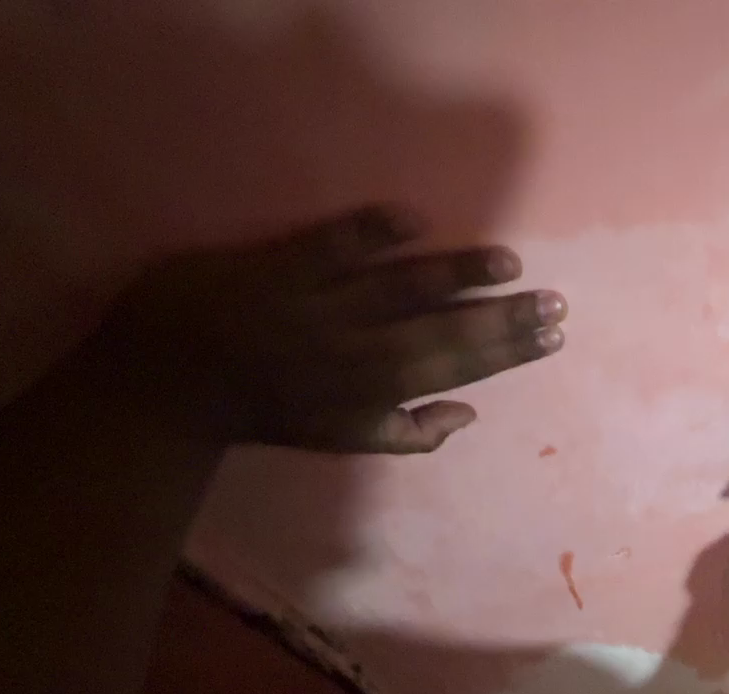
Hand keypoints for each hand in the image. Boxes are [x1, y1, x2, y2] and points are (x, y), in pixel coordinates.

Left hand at [80, 205, 566, 452]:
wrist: (174, 383)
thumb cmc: (272, 414)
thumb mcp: (348, 440)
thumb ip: (412, 433)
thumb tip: (470, 414)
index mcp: (382, 388)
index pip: (462, 366)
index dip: (512, 352)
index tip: (552, 338)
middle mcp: (365, 347)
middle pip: (447, 328)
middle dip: (507, 317)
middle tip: (554, 303)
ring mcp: (324, 304)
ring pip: (404, 287)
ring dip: (460, 274)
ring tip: (510, 263)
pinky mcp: (282, 266)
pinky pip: (331, 246)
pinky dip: (371, 232)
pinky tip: (415, 218)